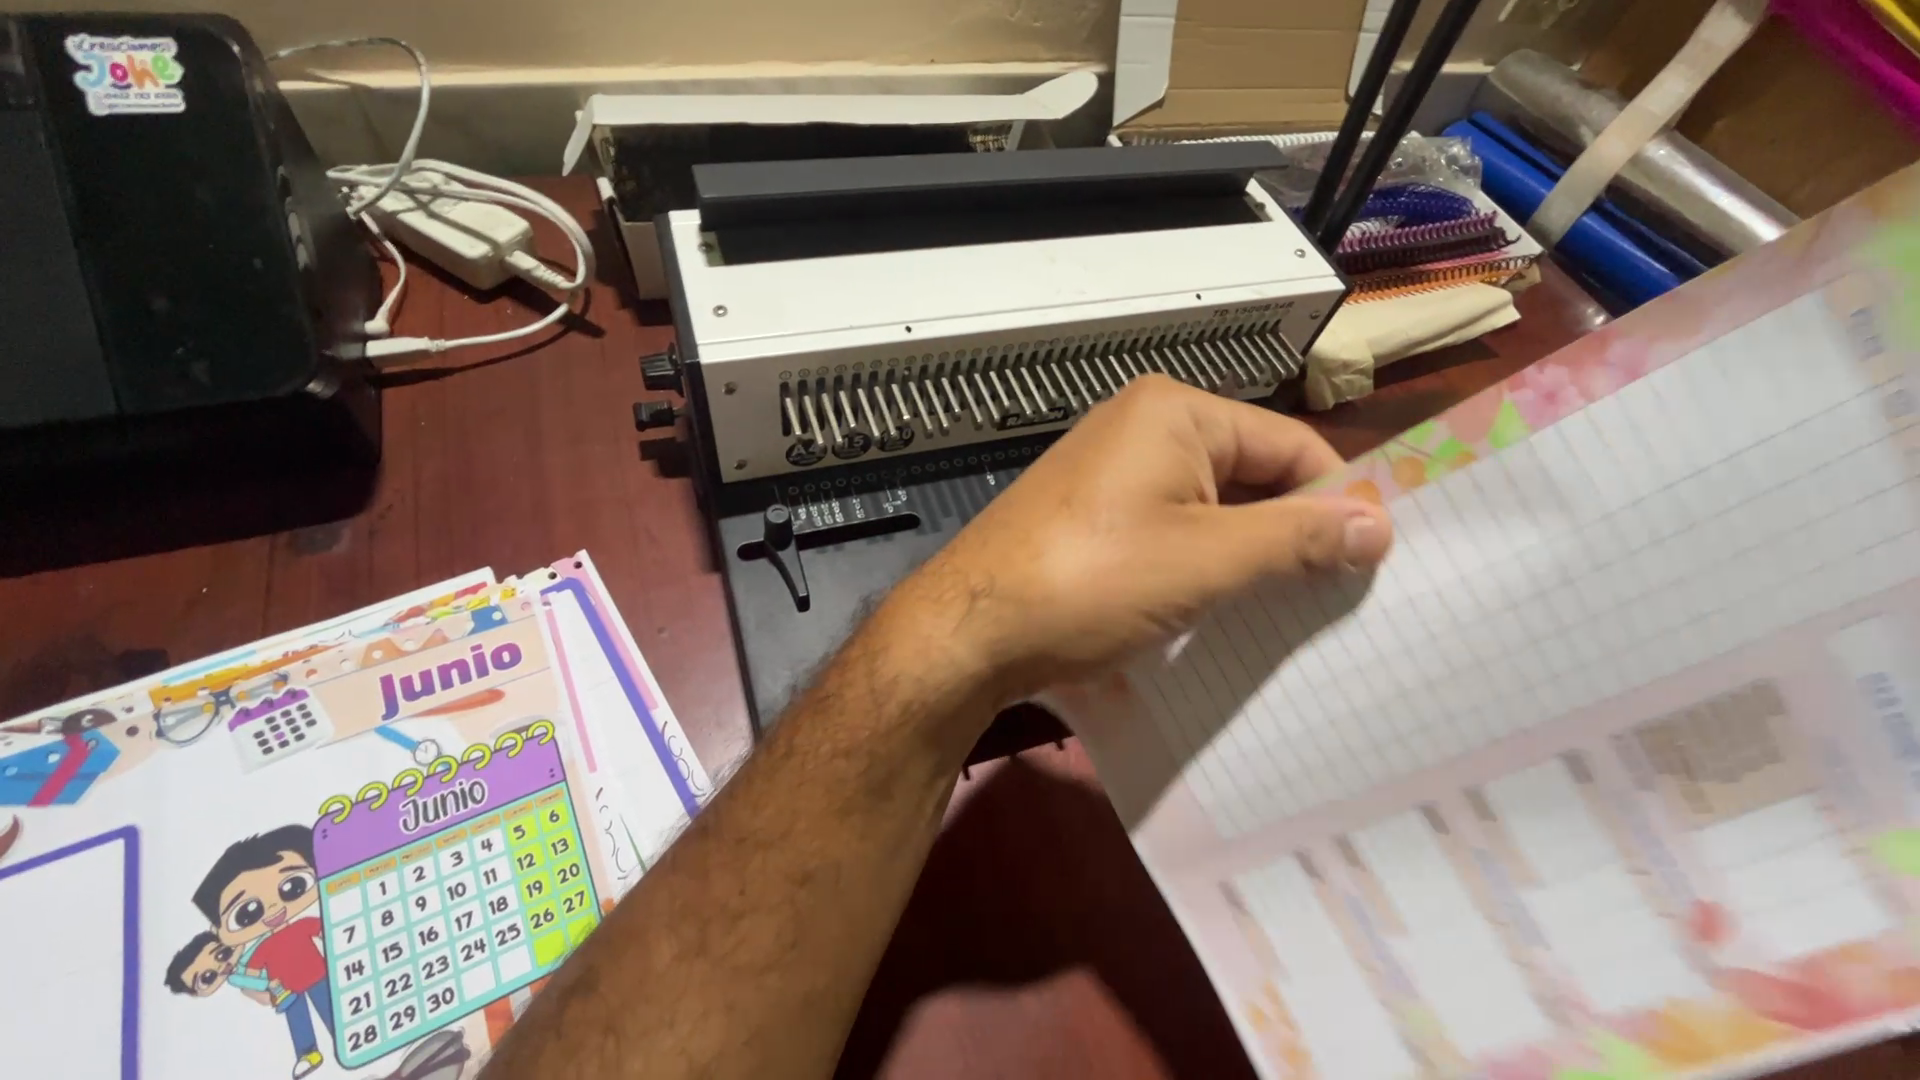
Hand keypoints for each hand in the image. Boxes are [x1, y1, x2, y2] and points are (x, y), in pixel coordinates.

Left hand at [888, 375, 1391, 705]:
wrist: (970, 631)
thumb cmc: (1090, 581)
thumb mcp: (1206, 560)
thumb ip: (1296, 538)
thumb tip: (1379, 524)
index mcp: (1174, 413)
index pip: (1291, 446)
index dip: (1337, 502)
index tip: (1374, 565)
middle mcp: (1140, 430)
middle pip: (1249, 477)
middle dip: (1289, 536)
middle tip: (1339, 601)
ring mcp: (1109, 477)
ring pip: (1208, 513)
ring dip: (1245, 560)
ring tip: (1288, 618)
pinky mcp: (1089, 521)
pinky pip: (1167, 535)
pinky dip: (1198, 570)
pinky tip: (1220, 616)